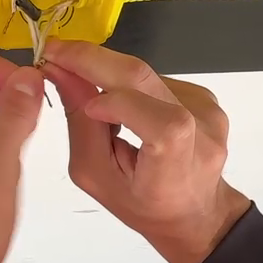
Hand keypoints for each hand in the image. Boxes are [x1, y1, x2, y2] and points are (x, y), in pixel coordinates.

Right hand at [43, 40, 249, 262]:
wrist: (194, 210)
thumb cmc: (141, 204)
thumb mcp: (97, 177)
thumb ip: (80, 126)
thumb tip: (60, 72)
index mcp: (177, 168)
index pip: (160, 125)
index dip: (119, 105)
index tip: (81, 100)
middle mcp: (202, 133)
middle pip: (144, 79)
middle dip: (91, 60)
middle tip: (54, 52)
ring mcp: (207, 109)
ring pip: (144, 75)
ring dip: (107, 74)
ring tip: (89, 94)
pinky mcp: (204, 95)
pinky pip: (154, 78)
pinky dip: (129, 85)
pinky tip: (126, 108)